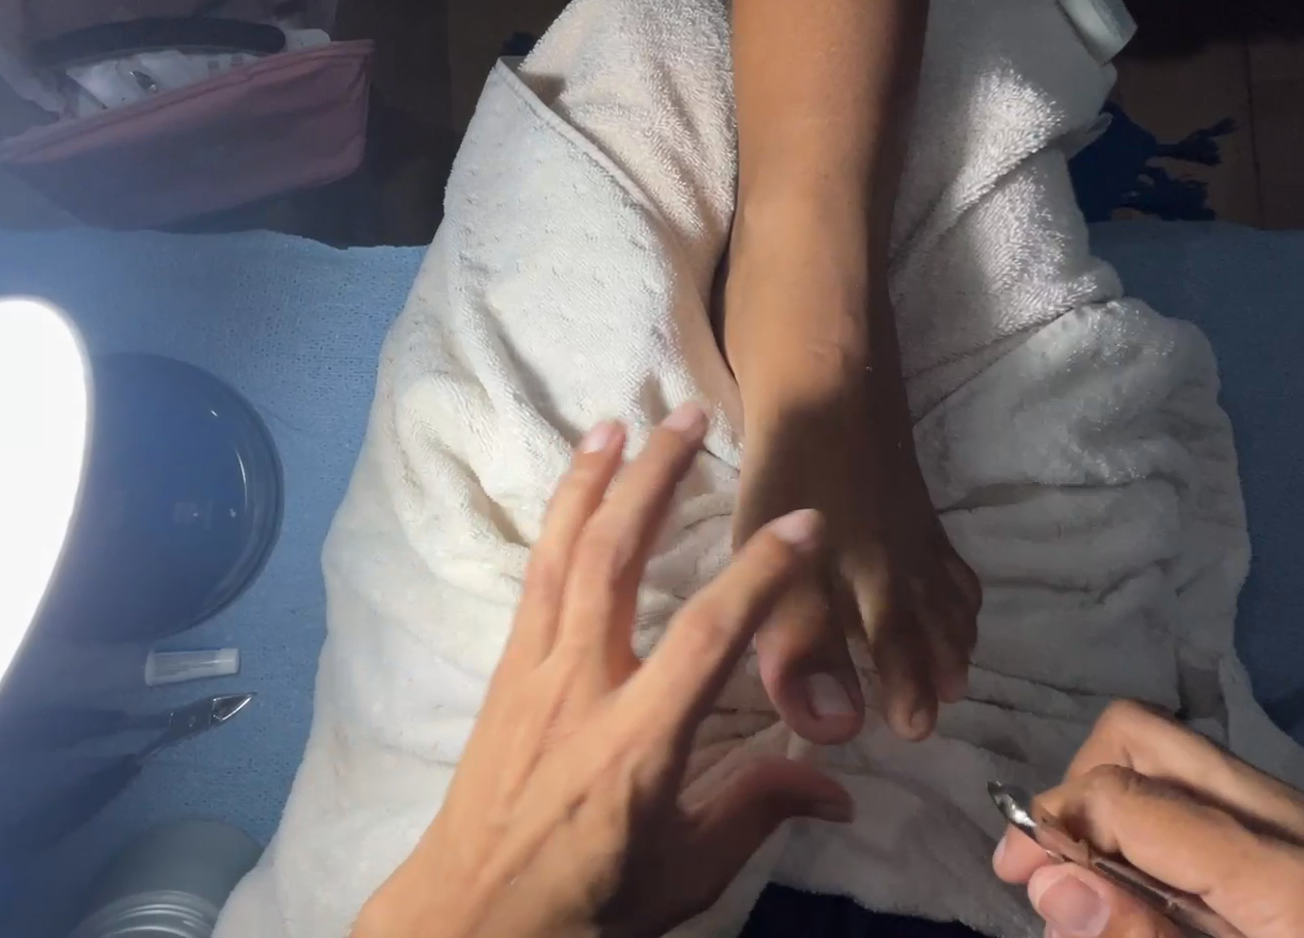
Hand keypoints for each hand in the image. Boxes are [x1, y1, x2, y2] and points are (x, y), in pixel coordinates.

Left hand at [355, 406, 853, 937]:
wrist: (466, 920)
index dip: (761, 574)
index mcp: (637, 742)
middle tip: (690, 416)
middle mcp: (579, 685)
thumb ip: (759, 811)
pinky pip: (533, 576)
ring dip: (592, 479)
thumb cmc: (586, 904)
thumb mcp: (686, 873)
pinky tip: (572, 488)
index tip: (802, 520)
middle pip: (616, 557)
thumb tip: (838, 784)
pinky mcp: (503, 666)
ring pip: (563, 552)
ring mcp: (532, 667)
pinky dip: (556, 521)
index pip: (709, 637)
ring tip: (618, 422)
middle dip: (656, 478)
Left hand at [734, 386, 980, 743]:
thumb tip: (837, 727)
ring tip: (954, 674)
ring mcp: (920, 540)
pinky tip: (956, 602)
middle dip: (934, 679)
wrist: (826, 394)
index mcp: (870, 596)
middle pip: (931, 639)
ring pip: (950, 607)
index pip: (897, 665)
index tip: (910, 730)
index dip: (906, 700)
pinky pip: (956, 565)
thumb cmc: (786, 479)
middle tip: (936, 709)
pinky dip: (963, 595)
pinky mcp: (921, 508)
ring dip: (955, 643)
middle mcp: (905, 577)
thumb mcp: (773, 569)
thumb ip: (802, 648)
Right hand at [992, 702, 1303, 937]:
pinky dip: (1164, 811)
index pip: (1125, 794)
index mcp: (1301, 883)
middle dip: (1080, 784)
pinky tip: (1166, 877)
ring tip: (1109, 868)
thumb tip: (1048, 881)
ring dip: (1119, 795)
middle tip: (1064, 854)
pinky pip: (1215, 785)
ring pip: (1174, 748)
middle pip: (1142, 733)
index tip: (1020, 871)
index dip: (1054, 821)